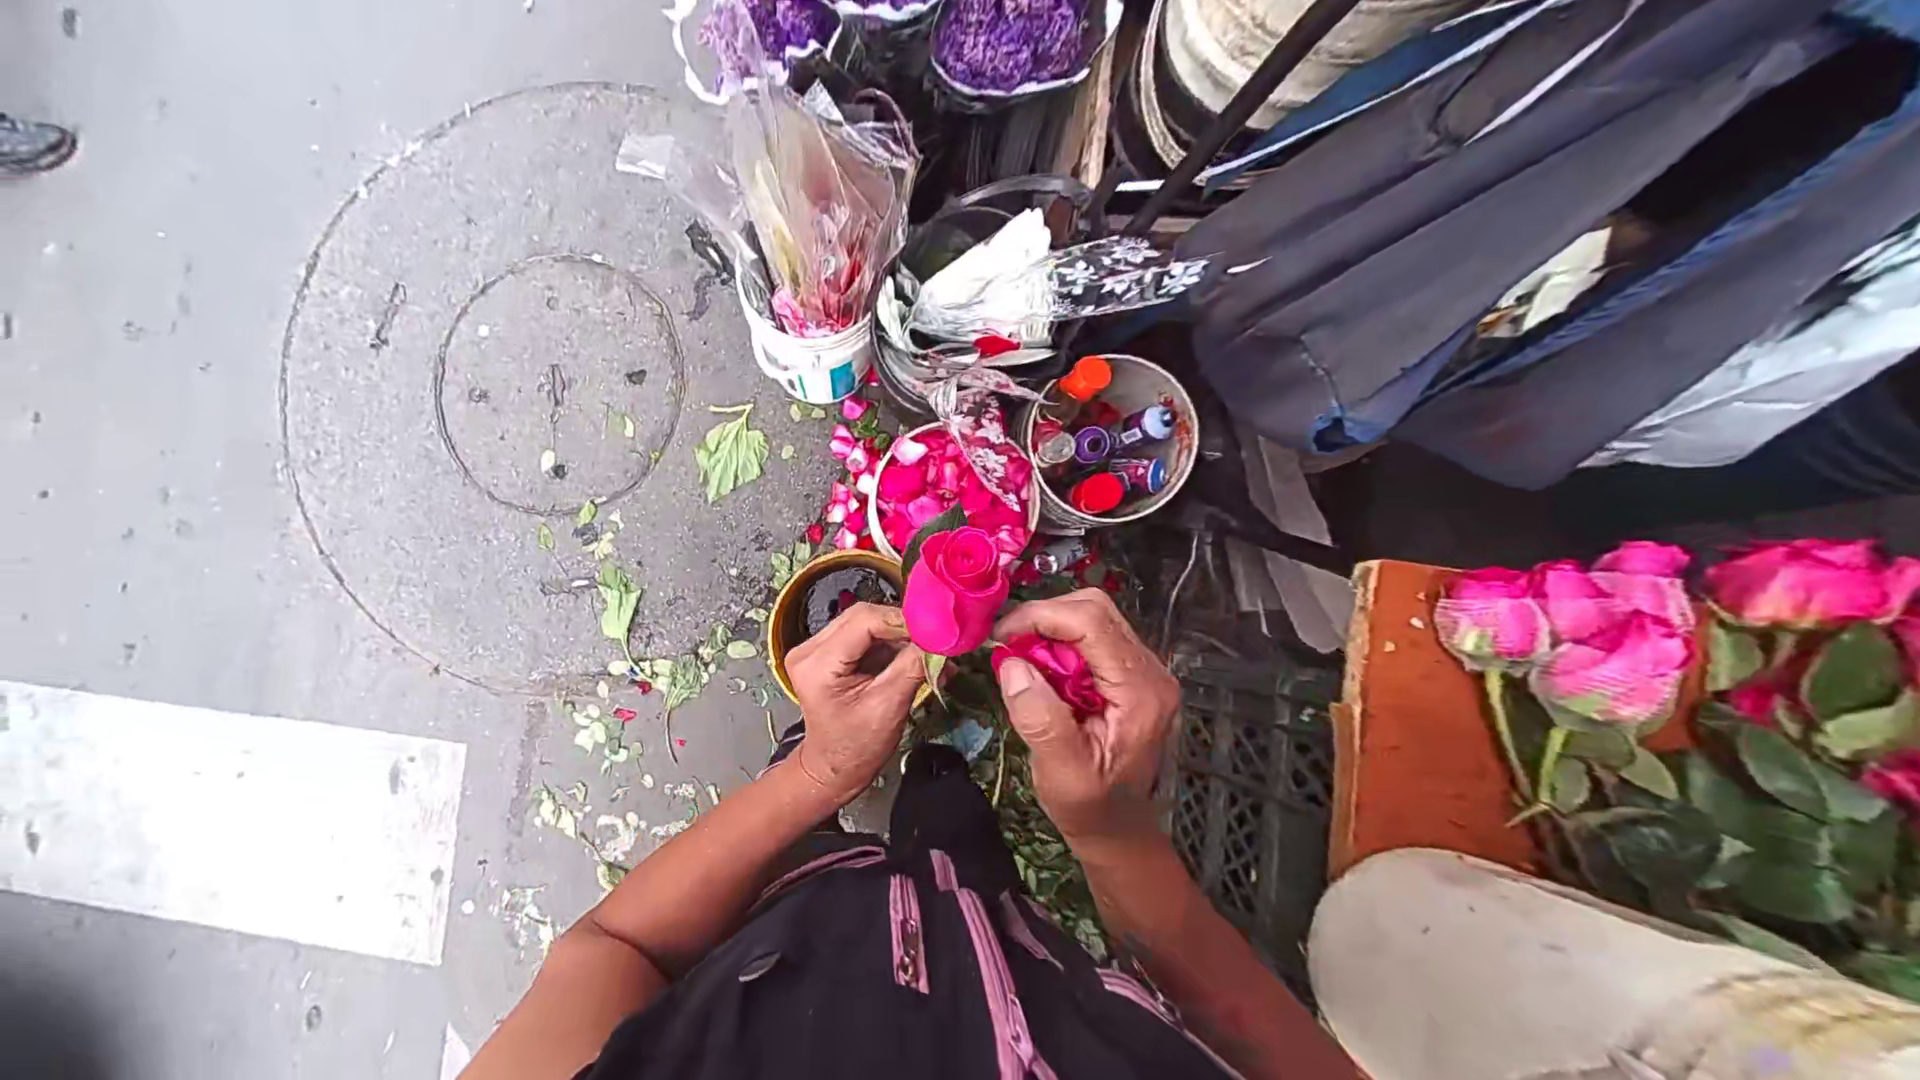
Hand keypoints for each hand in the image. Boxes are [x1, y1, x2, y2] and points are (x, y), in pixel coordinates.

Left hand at [785, 603, 926, 803]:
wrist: (834, 769)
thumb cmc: (858, 747)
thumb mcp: (889, 707)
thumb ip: (912, 666)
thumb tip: (940, 638)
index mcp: (817, 663)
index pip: (864, 621)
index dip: (903, 621)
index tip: (936, 632)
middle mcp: (810, 648)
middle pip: (864, 615)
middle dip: (902, 626)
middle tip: (934, 640)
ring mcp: (817, 648)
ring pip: (867, 621)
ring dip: (900, 633)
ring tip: (928, 650)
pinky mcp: (830, 651)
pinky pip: (866, 634)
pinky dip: (892, 642)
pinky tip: (914, 654)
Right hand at [992, 589, 1180, 849]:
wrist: (1119, 827)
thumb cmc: (1092, 807)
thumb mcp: (1061, 772)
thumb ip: (1039, 718)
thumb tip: (1012, 663)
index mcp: (1141, 691)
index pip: (1092, 624)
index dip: (1041, 617)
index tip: (1002, 636)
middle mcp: (1150, 670)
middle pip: (1095, 608)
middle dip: (1044, 617)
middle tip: (1009, 647)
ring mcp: (1142, 667)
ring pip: (1093, 615)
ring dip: (1050, 627)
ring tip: (1022, 657)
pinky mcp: (1128, 670)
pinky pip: (1092, 634)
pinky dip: (1058, 639)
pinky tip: (1041, 667)